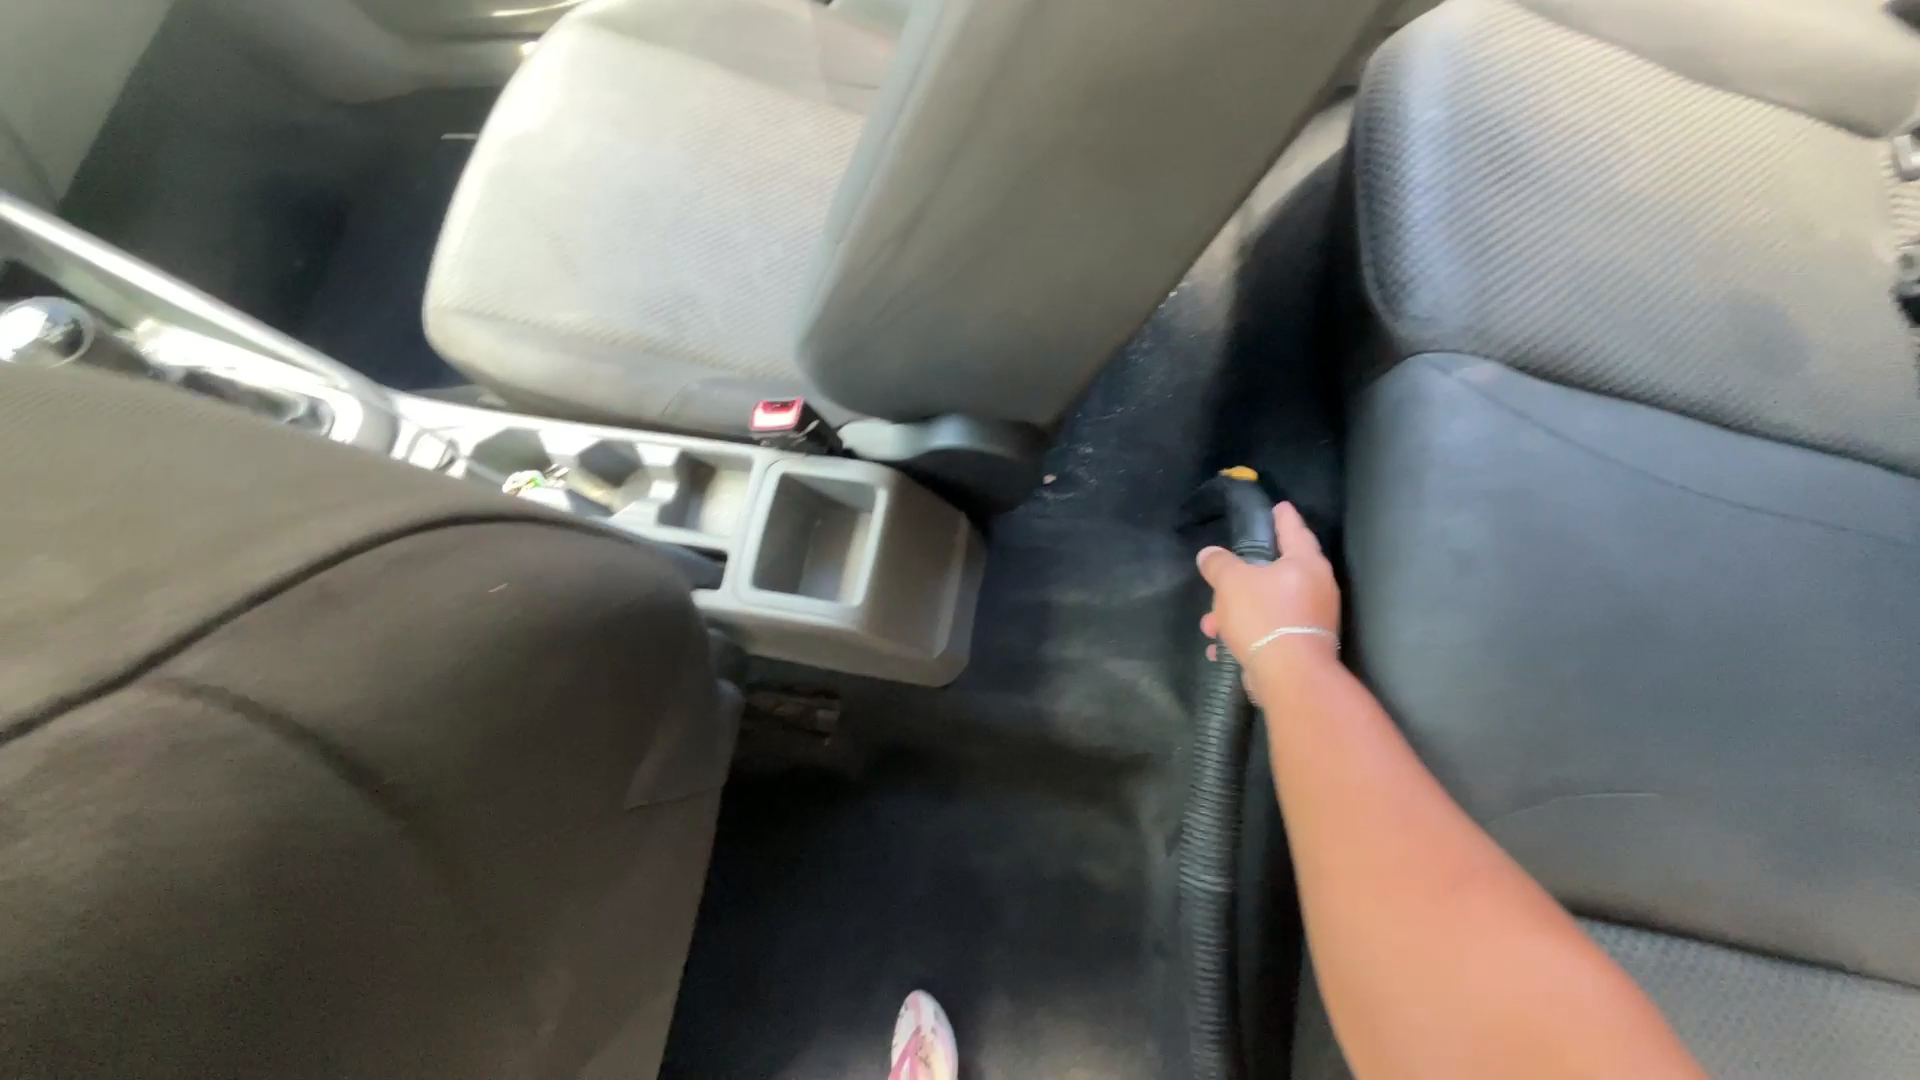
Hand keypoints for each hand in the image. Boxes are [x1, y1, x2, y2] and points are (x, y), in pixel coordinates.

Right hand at [1197, 503, 1341, 685]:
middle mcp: (1316, 587)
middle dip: (1241, 579)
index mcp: (1305, 563)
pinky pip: (1269, 632)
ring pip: (1267, 605)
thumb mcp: (1231, 582)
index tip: (1278, 506)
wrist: (1290, 677)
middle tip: (1221, 578)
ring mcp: (1312, 619)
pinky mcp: (1303, 646)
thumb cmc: (1264, 616)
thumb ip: (1219, 564)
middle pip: (1275, 572)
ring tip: (1210, 625)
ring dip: (1236, 613)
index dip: (1282, 516)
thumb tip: (1209, 555)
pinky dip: (1246, 636)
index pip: (1293, 529)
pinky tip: (1221, 649)